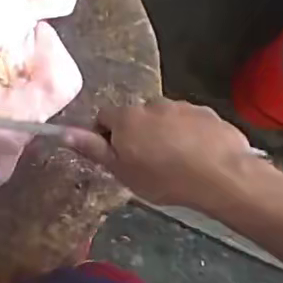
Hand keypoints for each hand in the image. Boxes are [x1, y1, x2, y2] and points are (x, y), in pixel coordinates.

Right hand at [65, 98, 266, 211]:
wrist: (220, 175)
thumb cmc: (164, 178)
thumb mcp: (122, 171)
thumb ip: (93, 149)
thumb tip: (62, 132)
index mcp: (126, 117)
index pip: (104, 117)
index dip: (106, 136)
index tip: (117, 157)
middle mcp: (153, 104)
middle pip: (136, 116)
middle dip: (139, 134)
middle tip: (147, 164)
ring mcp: (183, 106)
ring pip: (165, 119)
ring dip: (166, 134)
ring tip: (177, 164)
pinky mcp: (207, 113)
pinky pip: (191, 123)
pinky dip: (190, 136)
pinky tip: (198, 158)